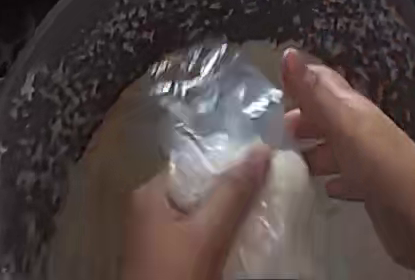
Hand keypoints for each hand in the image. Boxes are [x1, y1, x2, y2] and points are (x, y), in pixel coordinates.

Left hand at [120, 146, 271, 279]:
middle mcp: (150, 211)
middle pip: (199, 189)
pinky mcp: (166, 262)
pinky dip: (219, 237)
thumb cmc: (174, 278)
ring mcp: (157, 240)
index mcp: (150, 193)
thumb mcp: (207, 235)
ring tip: (259, 210)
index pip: (194, 163)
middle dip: (231, 190)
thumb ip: (233, 192)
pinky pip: (198, 238)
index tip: (259, 164)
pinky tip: (241, 240)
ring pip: (201, 215)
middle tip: (264, 187)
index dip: (227, 161)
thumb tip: (263, 148)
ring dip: (228, 216)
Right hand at [281, 49, 414, 279]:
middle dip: (302, 116)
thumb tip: (288, 52)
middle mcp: (360, 127)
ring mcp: (368, 158)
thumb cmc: (379, 164)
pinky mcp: (371, 189)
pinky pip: (345, 175)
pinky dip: (330, 176)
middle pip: (327, 113)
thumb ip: (315, 92)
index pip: (324, 81)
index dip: (300, 79)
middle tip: (275, 131)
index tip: (273, 87)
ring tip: (287, 161)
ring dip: (313, 148)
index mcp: (353, 106)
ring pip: (335, 144)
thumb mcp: (343, 124)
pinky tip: (321, 188)